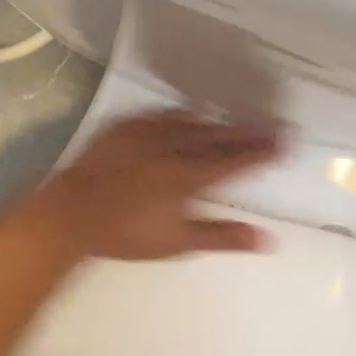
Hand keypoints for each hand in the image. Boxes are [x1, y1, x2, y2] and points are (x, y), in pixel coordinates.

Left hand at [32, 111, 281, 259]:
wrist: (70, 215)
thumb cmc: (125, 235)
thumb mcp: (178, 242)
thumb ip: (223, 237)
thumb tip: (267, 239)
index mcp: (187, 175)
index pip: (234, 160)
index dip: (261, 152)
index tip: (285, 143)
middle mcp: (171, 147)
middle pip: (216, 136)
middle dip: (246, 133)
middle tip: (271, 128)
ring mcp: (144, 134)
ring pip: (189, 121)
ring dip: (215, 122)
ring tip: (233, 123)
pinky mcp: (122, 128)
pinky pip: (158, 114)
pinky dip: (179, 114)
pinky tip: (184, 115)